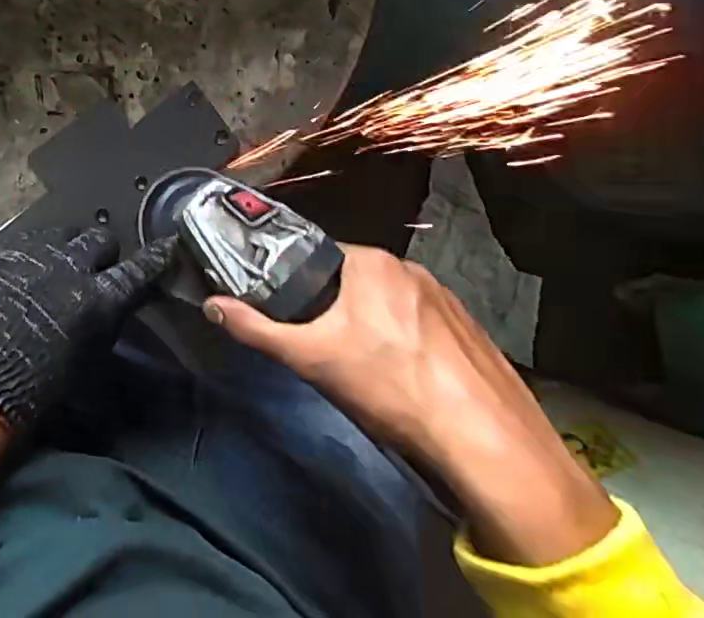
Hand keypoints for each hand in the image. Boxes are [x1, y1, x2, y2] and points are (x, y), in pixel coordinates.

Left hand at [0, 226, 168, 434]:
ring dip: (66, 246)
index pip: (139, 268)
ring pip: (61, 232)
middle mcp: (69, 265)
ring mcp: (33, 253)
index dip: (154, 258)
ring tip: (58, 264)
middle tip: (95, 267)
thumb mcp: (99, 349)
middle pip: (99, 238)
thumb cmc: (52, 376)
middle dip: (102, 251)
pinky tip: (26, 271)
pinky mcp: (3, 251)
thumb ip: (115, 314)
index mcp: (101, 296)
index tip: (165, 247)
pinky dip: (32, 253)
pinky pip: (26, 240)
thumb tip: (129, 294)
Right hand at [204, 244, 616, 565]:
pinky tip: (399, 374)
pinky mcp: (474, 332)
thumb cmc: (391, 386)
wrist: (492, 448)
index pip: (313, 255)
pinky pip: (417, 323)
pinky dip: (401, 340)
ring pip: (384, 302)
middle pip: (348, 279)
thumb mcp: (308, 357)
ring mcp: (449, 301)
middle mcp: (412, 270)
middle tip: (312, 337)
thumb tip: (211, 306)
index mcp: (372, 263)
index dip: (290, 280)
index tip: (278, 305)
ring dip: (365, 322)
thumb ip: (254, 327)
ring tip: (354, 358)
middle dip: (328, 304)